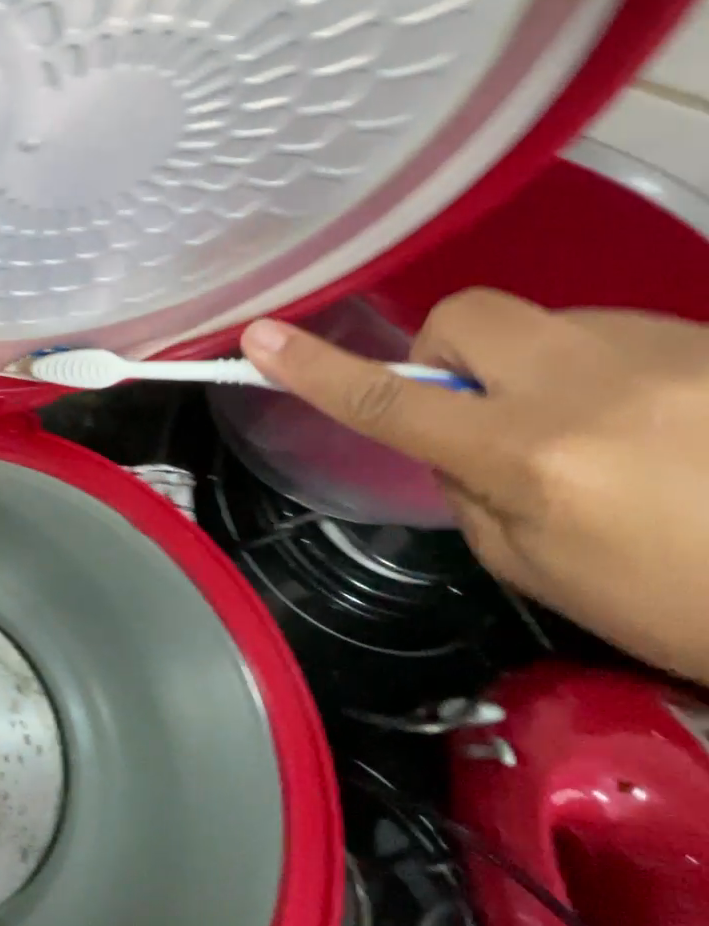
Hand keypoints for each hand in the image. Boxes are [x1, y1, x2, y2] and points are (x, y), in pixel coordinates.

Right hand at [242, 291, 708, 684]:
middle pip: (469, 319)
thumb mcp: (547, 572)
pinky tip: (670, 434)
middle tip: (482, 412)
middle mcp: (598, 386)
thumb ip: (474, 494)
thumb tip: (456, 442)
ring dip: (541, 374)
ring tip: (608, 441)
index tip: (260, 338)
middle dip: (450, 358)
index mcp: (535, 456)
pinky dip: (612, 380)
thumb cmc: (695, 605)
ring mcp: (677, 353)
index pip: (391, 402)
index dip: (316, 372)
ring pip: (552, 329)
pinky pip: (625, 343)